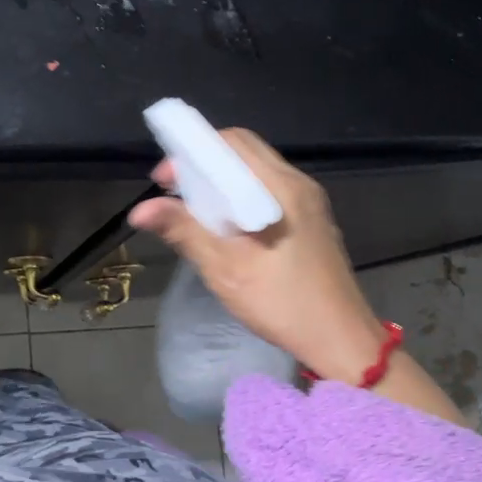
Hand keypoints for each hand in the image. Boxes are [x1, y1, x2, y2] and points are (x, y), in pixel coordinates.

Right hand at [128, 128, 391, 382]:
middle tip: (174, 193)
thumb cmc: (282, 303)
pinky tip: (225, 226)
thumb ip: (184, 231)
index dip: (192, 152)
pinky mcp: (311, 219)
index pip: (233, 142)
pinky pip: (269, 190)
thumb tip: (140, 209)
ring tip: (193, 210)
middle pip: (245, 152)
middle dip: (204, 165)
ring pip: (257, 172)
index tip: (164, 180)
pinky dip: (241, 195)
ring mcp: (308, 201)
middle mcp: (298, 184)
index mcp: (281, 188)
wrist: (341, 339)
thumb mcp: (225, 269)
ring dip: (221, 181)